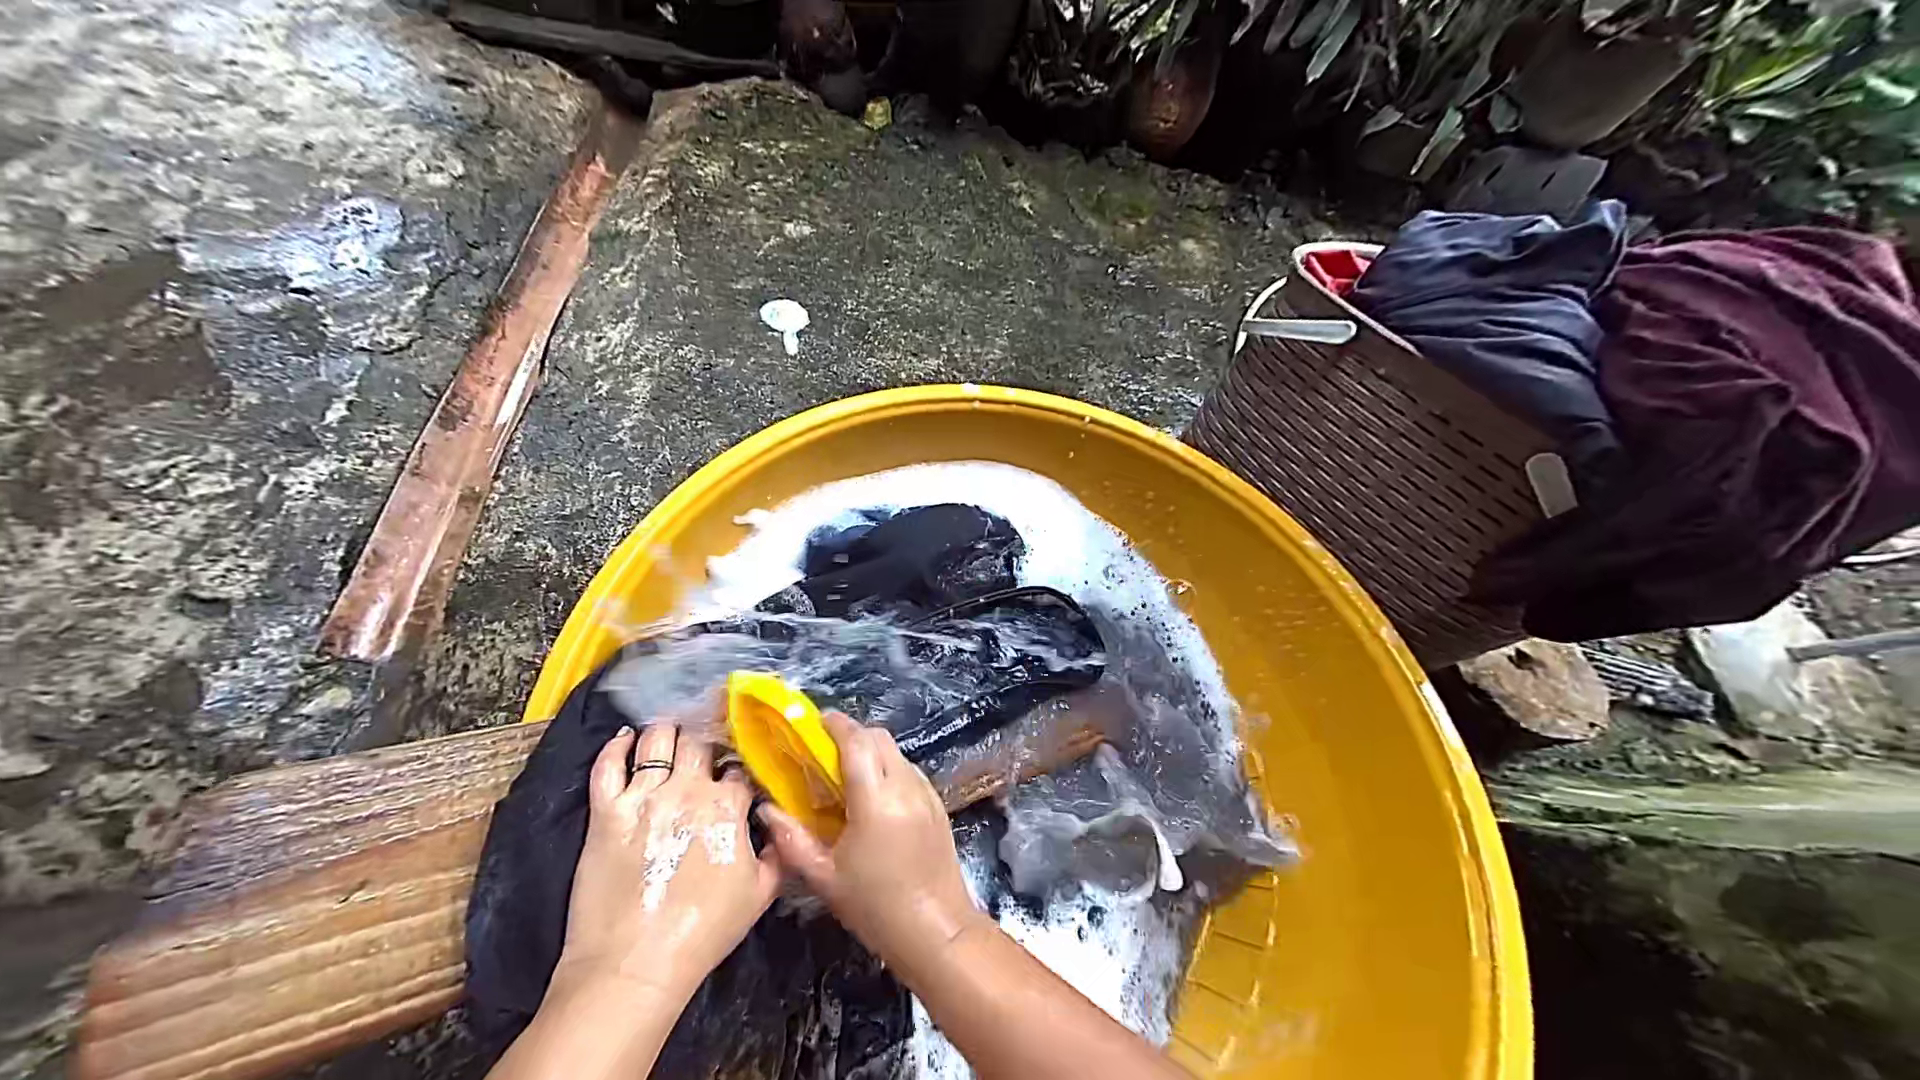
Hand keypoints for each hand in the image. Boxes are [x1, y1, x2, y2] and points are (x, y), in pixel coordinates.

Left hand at [551, 721, 781, 1002]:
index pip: (738, 766)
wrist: (634, 966)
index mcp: (727, 805)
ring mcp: (644, 797)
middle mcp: (688, 789)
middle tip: (704, 741)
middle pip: (698, 741)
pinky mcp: (606, 811)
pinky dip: (617, 746)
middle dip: (705, 736)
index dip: (740, 763)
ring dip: (666, 732)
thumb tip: (778, 825)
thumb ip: (777, 850)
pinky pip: (608, 764)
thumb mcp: (761, 893)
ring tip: (668, 734)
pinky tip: (625, 740)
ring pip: (656, 740)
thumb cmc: (704, 931)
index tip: (737, 766)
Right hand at [758, 711, 984, 974]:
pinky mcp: (937, 804)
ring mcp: (926, 793)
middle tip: (824, 751)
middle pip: (879, 737)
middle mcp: (905, 786)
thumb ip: (792, 840)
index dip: (835, 724)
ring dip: (871, 751)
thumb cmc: (876, 907)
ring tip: (846, 775)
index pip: (857, 742)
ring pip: (896, 752)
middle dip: (851, 734)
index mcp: (876, 800)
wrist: (937, 931)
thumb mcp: (825, 878)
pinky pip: (908, 770)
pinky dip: (888, 768)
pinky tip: (873, 796)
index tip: (814, 723)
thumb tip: (768, 809)